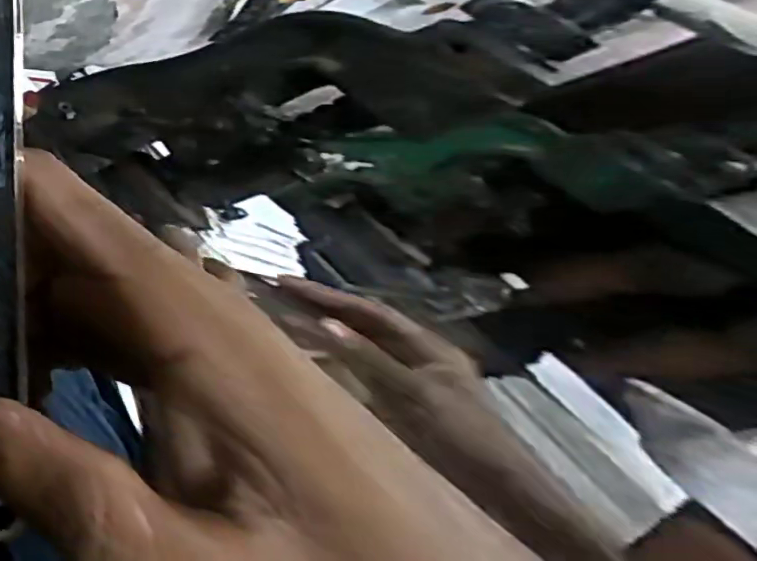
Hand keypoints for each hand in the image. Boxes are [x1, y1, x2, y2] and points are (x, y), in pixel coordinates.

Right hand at [0, 151, 535, 560]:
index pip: (58, 197)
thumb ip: (63, 485)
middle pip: (52, 233)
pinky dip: (42, 335)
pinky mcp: (192, 366)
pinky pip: (96, 324)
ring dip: (4, 294)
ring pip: (70, 280)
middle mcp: (175, 296)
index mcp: (176, 307)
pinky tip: (0, 371)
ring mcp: (186, 330)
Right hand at [277, 279, 621, 560]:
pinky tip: (302, 356)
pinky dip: (326, 358)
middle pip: (359, 323)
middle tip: (274, 293)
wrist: (504, 497)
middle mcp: (416, 355)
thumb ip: (367, 356)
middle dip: (317, 308)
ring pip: (354, 344)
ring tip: (278, 319)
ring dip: (319, 332)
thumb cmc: (464, 436)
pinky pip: (354, 369)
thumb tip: (319, 321)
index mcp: (427, 345)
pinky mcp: (397, 403)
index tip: (283, 281)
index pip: (367, 309)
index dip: (324, 294)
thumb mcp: (415, 393)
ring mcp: (407, 380)